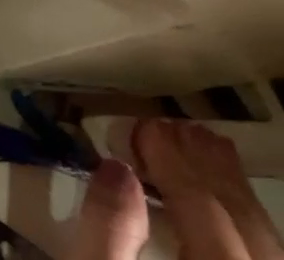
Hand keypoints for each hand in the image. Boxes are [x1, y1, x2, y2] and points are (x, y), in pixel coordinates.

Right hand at [72, 119, 283, 259]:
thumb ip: (106, 229)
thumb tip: (114, 168)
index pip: (201, 207)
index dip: (171, 162)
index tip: (145, 125)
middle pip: (240, 217)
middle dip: (204, 167)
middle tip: (173, 125)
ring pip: (262, 232)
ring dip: (228, 184)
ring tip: (201, 143)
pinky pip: (265, 246)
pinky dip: (242, 211)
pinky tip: (224, 191)